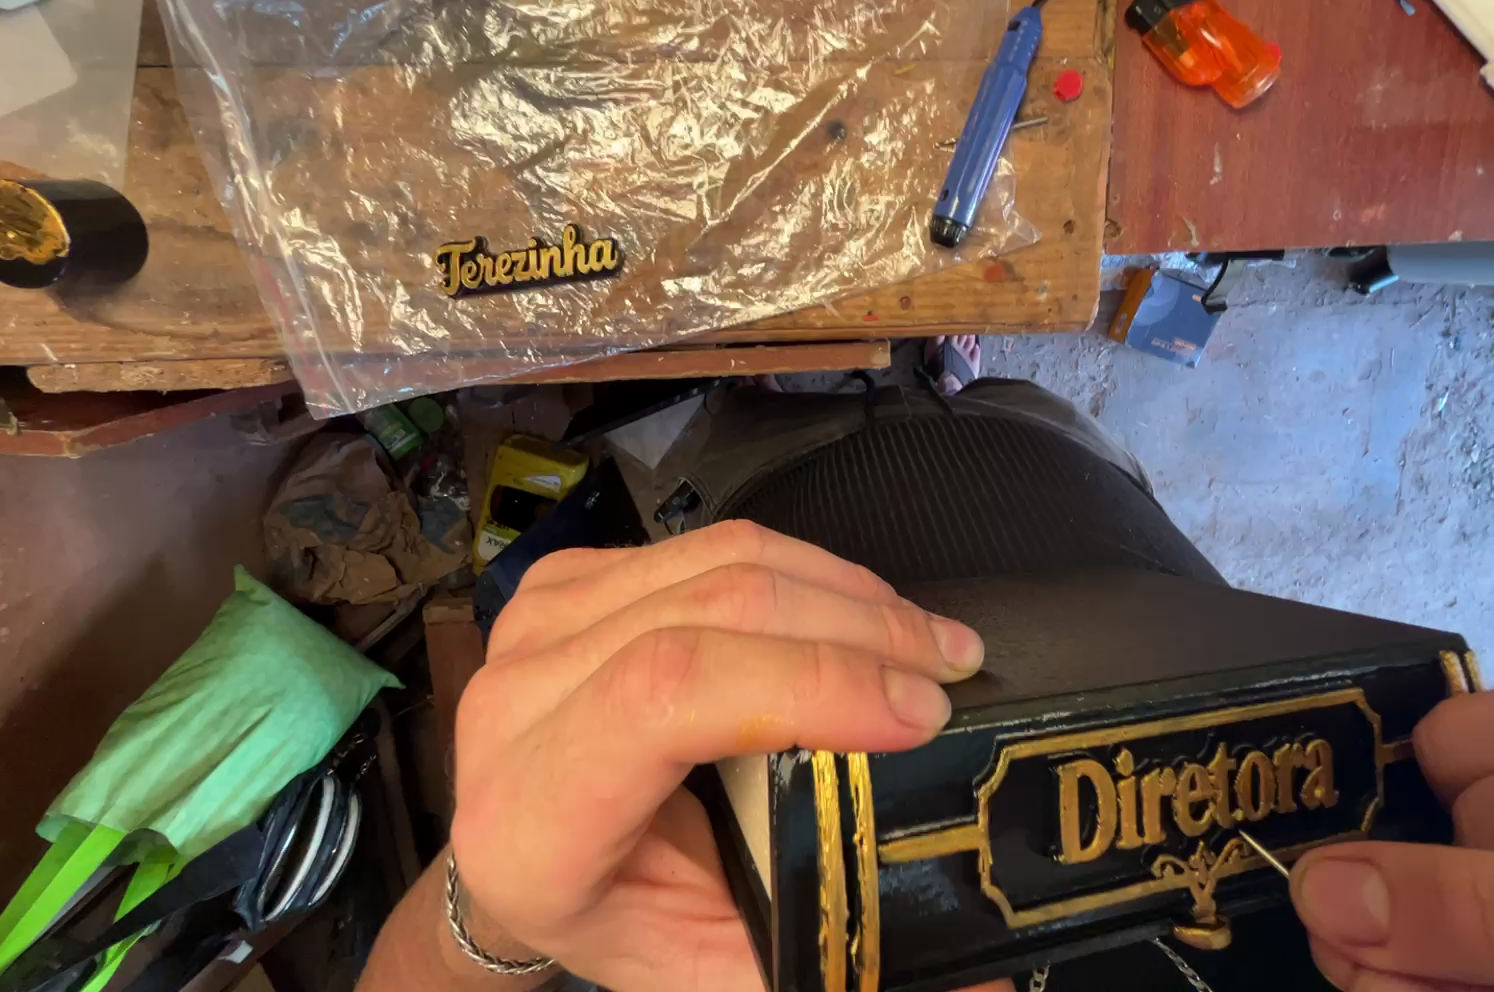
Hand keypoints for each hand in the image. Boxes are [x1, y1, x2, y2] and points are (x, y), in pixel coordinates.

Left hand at [448, 521, 988, 991]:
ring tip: (920, 630)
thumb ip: (821, 960)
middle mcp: (522, 691)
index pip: (671, 693)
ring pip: (724, 558)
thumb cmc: (609, 908)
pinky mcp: (576, 574)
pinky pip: (713, 543)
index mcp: (536, 805)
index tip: (921, 707)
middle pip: (714, 608)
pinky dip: (803, 567)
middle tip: (951, 659)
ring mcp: (546, 614)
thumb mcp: (701, 962)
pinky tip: (853, 603)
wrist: (511, 844)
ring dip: (844, 587)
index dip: (809, 680)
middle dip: (858, 626)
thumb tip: (982, 968)